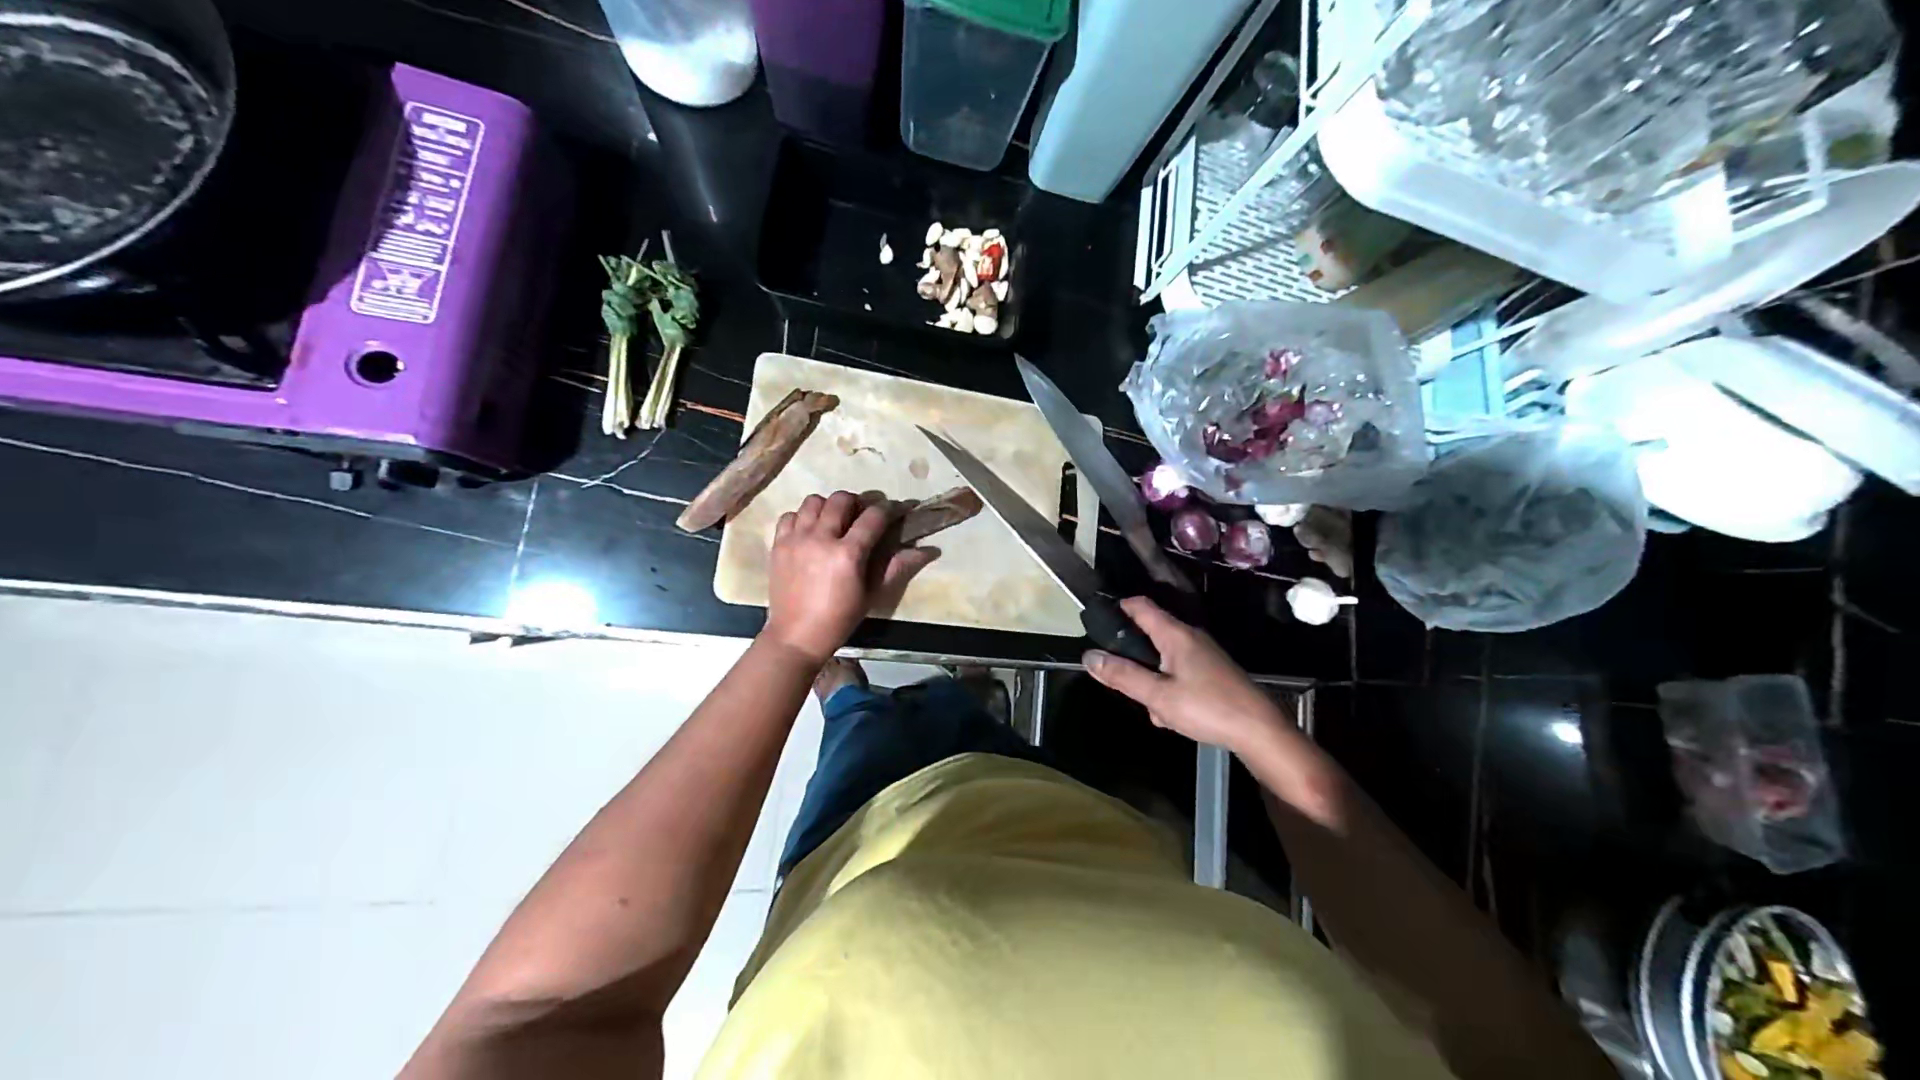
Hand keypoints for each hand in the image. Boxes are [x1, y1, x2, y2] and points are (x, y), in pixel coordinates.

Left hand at [762, 491, 937, 665]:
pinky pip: (790, 516)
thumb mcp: (872, 594)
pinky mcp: (778, 544)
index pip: (873, 517)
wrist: (797, 635)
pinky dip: (802, 518)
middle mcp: (821, 539)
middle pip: (841, 499)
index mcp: (848, 554)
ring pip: (813, 502)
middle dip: (856, 502)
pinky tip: (809, 532)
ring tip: (832, 522)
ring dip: (827, 506)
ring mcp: (796, 539)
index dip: (887, 509)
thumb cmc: (840, 618)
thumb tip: (927, 550)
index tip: (892, 511)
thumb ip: (897, 566)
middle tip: (860, 516)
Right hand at [1082, 597, 1290, 753]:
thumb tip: (1089, 656)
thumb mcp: (1158, 696)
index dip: (1117, 608)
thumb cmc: (1207, 708)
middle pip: (1149, 635)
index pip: (1141, 606)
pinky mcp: (1212, 673)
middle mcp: (1190, 638)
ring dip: (1151, 681)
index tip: (1096, 623)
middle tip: (1121, 681)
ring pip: (1163, 660)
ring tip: (1153, 709)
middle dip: (1133, 658)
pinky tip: (1173, 717)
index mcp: (1176, 635)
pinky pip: (1178, 674)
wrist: (1260, 731)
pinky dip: (1169, 691)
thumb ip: (1123, 676)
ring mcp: (1204, 655)